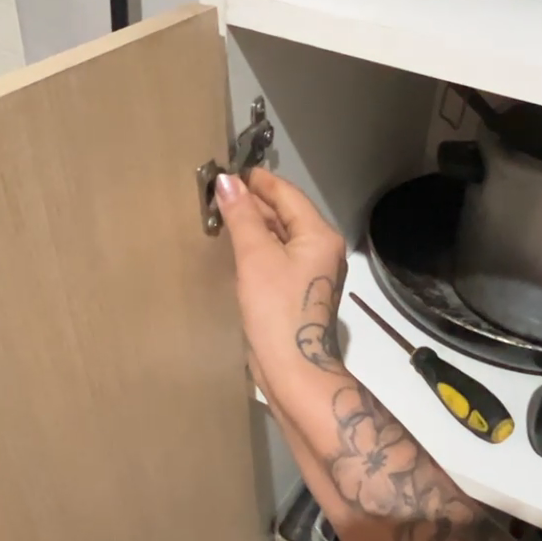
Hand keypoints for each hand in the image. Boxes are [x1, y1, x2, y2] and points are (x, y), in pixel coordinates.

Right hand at [216, 168, 349, 394]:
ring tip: (223, 216)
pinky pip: (279, 258)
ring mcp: (313, 272)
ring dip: (255, 225)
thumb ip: (242, 216)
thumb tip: (227, 181)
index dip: (259, 182)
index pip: (287, 195)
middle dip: (255, 203)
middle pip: (287, 214)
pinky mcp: (300, 291)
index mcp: (319, 235)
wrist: (293, 368)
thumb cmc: (276, 309)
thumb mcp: (255, 256)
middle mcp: (322, 249)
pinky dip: (259, 248)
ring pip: (282, 236)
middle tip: (219, 194)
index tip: (229, 172)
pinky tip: (237, 248)